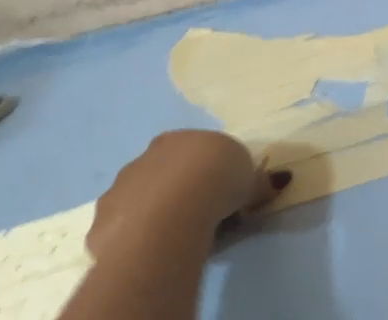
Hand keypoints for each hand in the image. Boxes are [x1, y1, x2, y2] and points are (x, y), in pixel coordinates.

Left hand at [85, 130, 290, 258]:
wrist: (174, 210)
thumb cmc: (216, 182)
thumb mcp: (249, 181)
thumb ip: (260, 183)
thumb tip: (283, 179)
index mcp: (181, 140)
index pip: (194, 153)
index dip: (206, 173)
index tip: (219, 194)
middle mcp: (148, 156)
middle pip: (163, 172)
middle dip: (176, 190)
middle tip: (197, 215)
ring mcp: (122, 186)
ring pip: (138, 199)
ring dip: (152, 213)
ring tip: (172, 235)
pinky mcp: (104, 219)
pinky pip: (120, 227)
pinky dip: (133, 236)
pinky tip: (150, 248)